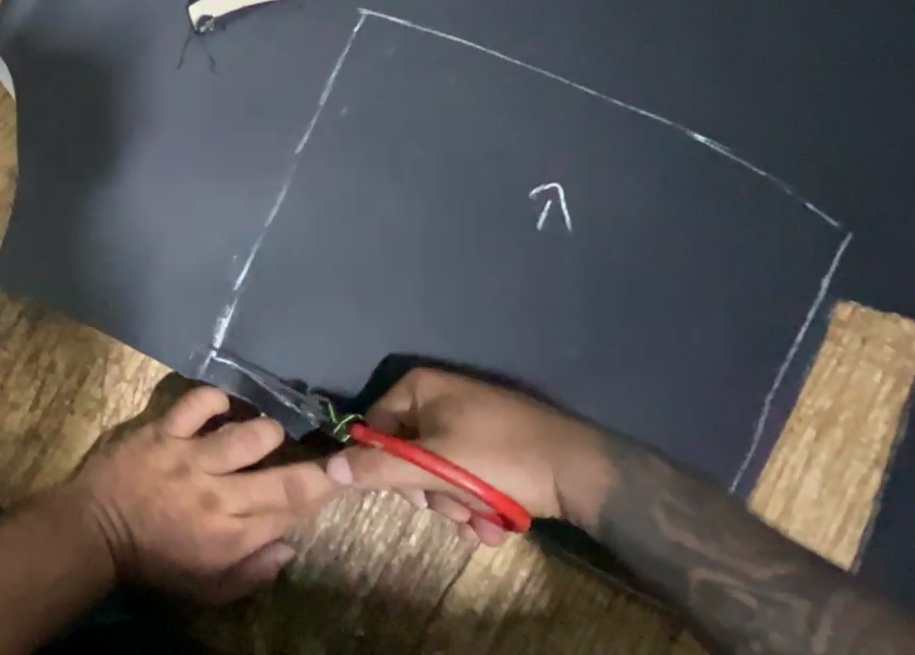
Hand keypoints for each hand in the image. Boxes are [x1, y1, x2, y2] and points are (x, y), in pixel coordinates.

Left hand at [53, 386, 339, 604]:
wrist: (94, 532)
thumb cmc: (154, 562)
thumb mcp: (207, 589)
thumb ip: (252, 572)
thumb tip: (291, 545)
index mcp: (234, 537)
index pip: (293, 510)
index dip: (324, 490)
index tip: (344, 473)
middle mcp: (219, 497)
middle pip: (285, 478)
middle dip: (316, 464)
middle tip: (328, 447)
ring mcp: (190, 460)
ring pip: (247, 436)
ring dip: (266, 429)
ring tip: (268, 428)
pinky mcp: (162, 432)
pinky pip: (195, 404)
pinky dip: (215, 399)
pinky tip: (223, 403)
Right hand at [323, 369, 610, 546]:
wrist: (585, 473)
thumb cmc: (502, 458)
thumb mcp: (435, 466)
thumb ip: (379, 469)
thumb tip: (329, 469)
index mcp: (419, 388)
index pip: (376, 427)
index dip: (387, 466)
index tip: (414, 495)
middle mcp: (439, 397)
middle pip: (407, 453)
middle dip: (431, 493)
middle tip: (454, 511)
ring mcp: (468, 419)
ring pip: (438, 471)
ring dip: (455, 505)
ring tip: (483, 524)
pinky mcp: (494, 443)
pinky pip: (466, 474)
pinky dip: (476, 502)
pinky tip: (496, 525)